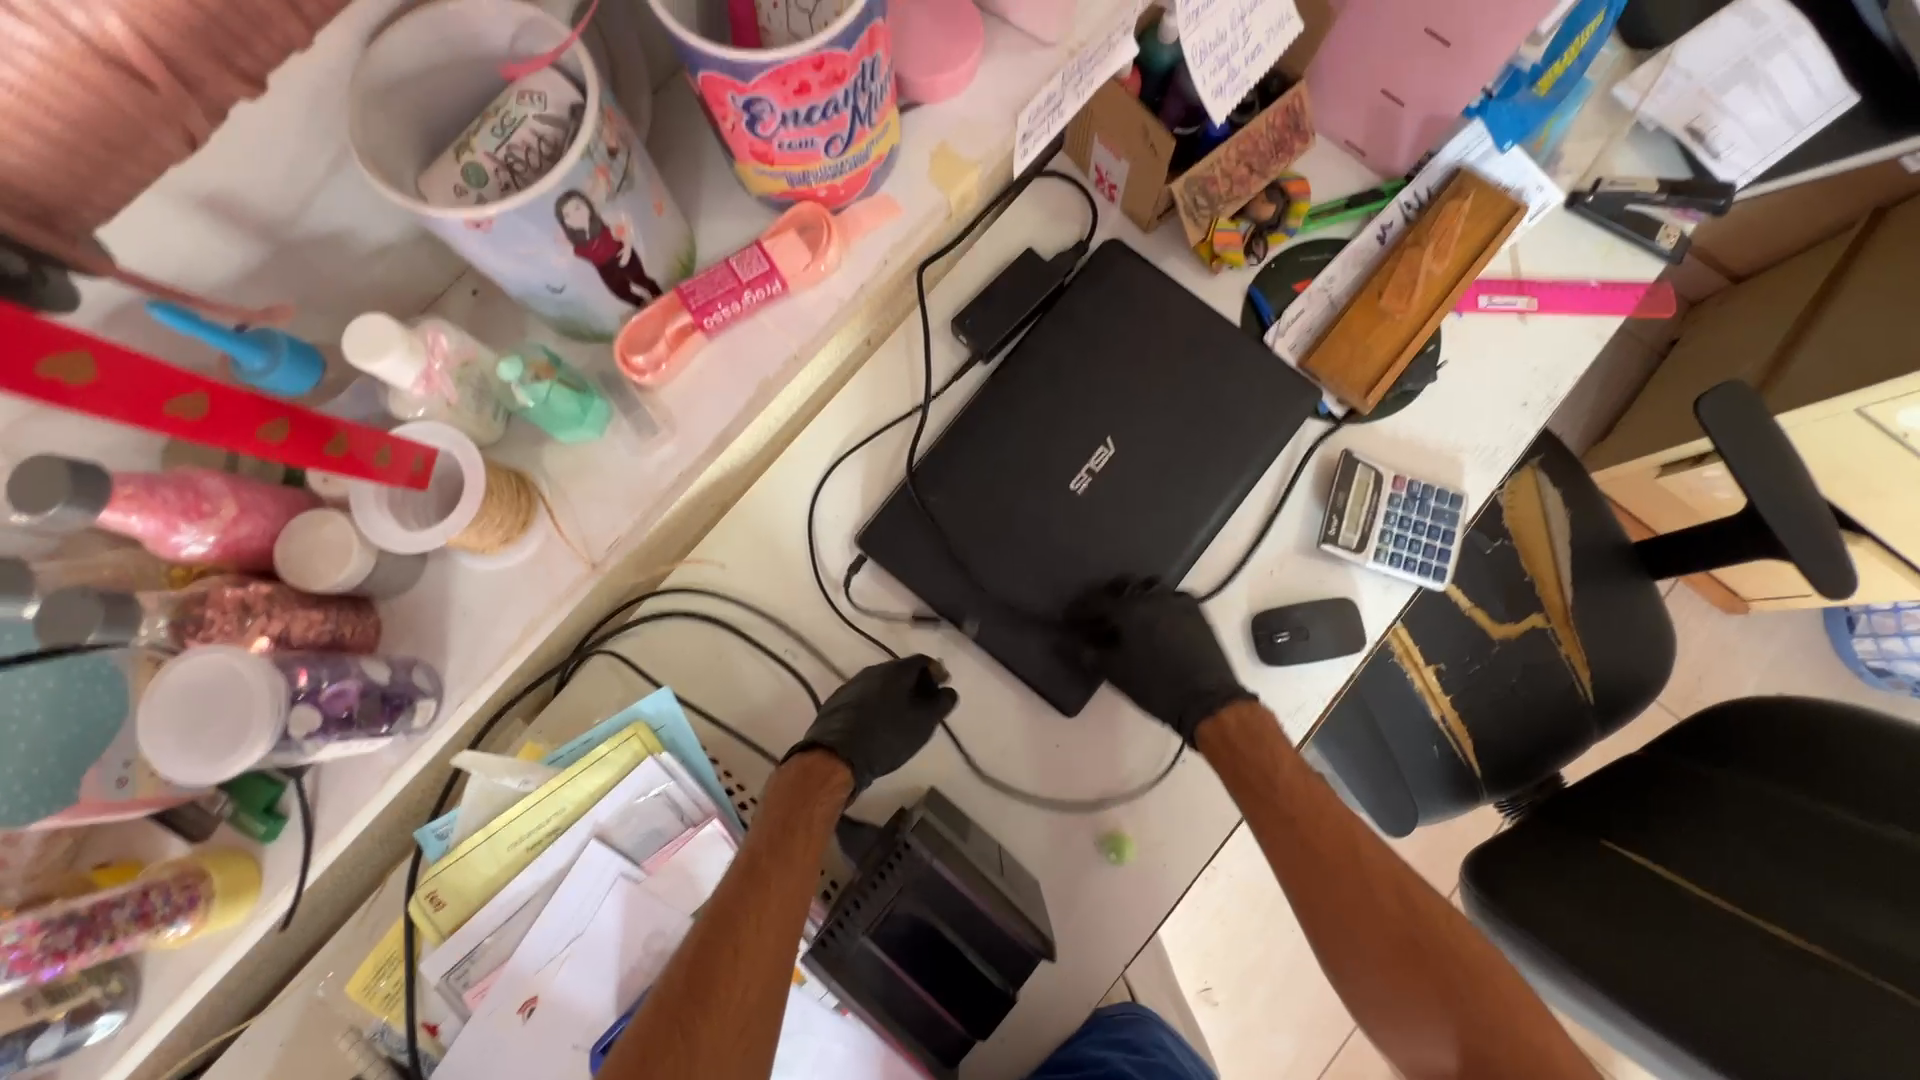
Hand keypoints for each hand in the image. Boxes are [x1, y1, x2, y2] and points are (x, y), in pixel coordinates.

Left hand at [784, 655, 957, 798]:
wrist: (836, 756)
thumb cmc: (887, 736)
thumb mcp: (923, 722)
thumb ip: (941, 703)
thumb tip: (948, 691)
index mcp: (895, 670)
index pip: (922, 661)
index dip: (936, 672)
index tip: (943, 688)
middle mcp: (872, 670)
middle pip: (900, 671)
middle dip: (916, 684)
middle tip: (925, 704)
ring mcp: (851, 685)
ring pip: (881, 684)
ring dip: (895, 695)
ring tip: (902, 716)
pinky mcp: (836, 702)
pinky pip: (865, 697)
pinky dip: (877, 704)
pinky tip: (878, 723)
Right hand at [1069, 578, 1253, 744]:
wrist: (1207, 699)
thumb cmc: (1155, 686)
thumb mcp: (1116, 672)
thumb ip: (1090, 654)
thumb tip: (1070, 643)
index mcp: (1131, 609)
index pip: (1097, 602)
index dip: (1080, 609)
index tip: (1068, 618)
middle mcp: (1154, 597)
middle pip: (1125, 586)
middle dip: (1108, 597)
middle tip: (1098, 614)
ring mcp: (1179, 602)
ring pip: (1151, 589)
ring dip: (1135, 598)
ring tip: (1128, 617)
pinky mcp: (1197, 612)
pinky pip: (1172, 599)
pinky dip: (1159, 606)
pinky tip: (1156, 623)